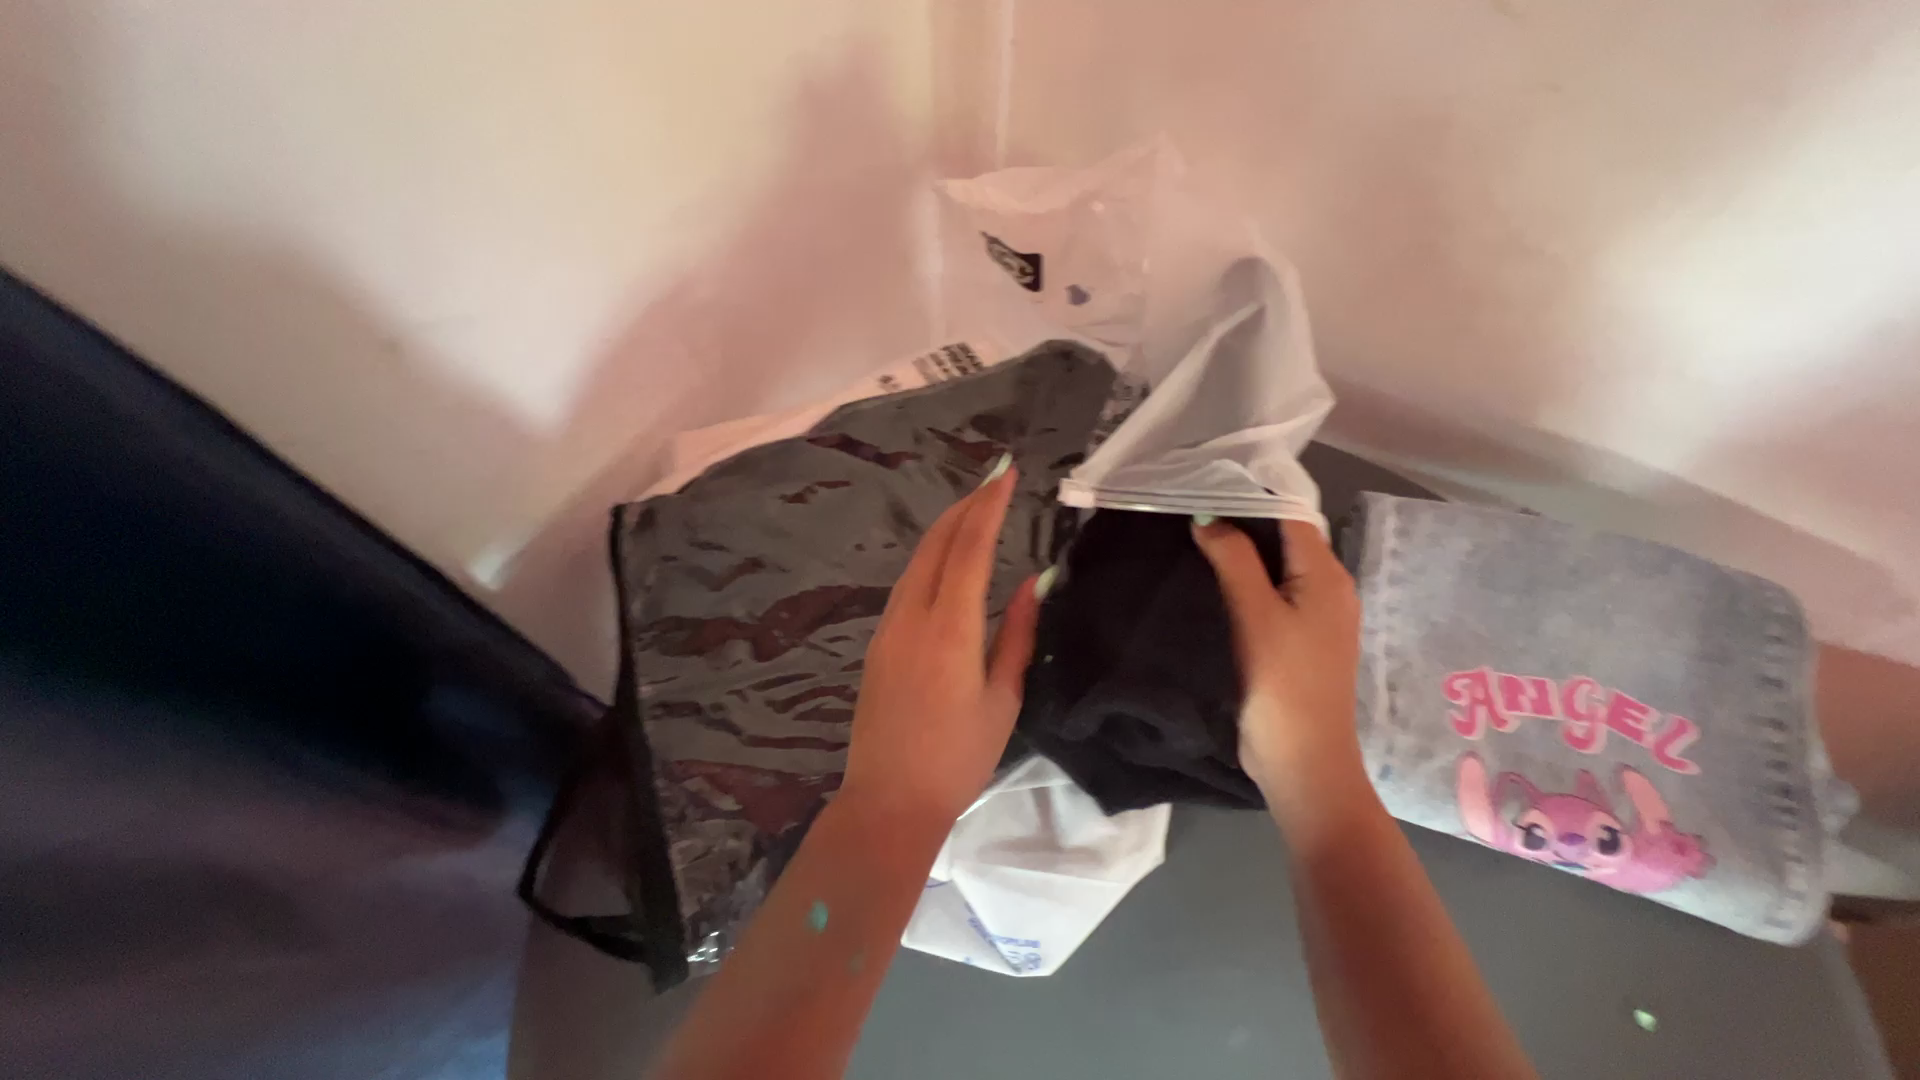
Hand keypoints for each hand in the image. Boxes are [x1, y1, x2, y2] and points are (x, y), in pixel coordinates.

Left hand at [839, 457, 1040, 828]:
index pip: (970, 548)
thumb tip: (1033, 582)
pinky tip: (947, 561)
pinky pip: (906, 584)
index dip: (988, 505)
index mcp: (950, 628)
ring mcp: (888, 627)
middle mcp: (913, 616)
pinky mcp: (878, 643)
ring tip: (975, 511)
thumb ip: (1018, 634)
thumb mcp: (1002, 698)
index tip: (1006, 473)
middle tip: (994, 482)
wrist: (889, 799)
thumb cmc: (958, 757)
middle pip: (937, 544)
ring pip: (917, 561)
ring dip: (946, 530)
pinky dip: (931, 559)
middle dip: (965, 506)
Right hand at [1192, 518, 1365, 826]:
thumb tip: (1208, 517)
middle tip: (1190, 512)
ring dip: (1243, 554)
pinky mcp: (1302, 642)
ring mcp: (1319, 617)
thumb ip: (1234, 560)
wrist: (1303, 760)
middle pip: (1286, 540)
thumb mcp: (1254, 614)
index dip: (1249, 499)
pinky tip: (1216, 584)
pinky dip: (1248, 583)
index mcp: (1328, 575)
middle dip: (1242, 524)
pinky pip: (1276, 596)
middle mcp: (1332, 588)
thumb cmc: (1282, 683)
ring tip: (1196, 542)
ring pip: (1279, 569)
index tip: (1202, 488)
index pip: (1290, 516)